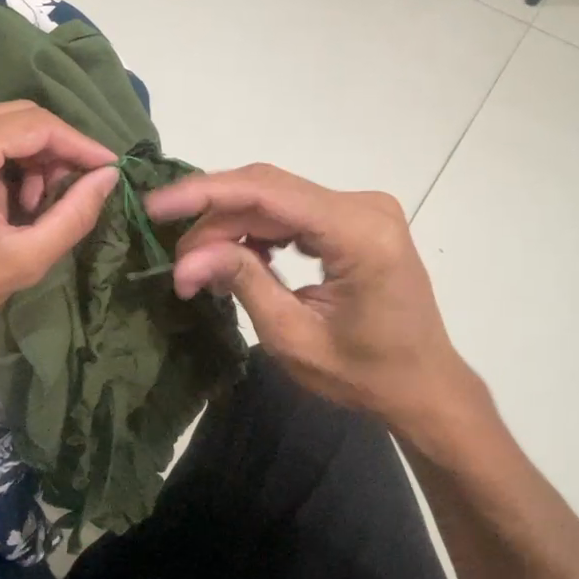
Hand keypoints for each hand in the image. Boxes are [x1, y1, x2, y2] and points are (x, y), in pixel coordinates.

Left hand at [0, 102, 119, 341]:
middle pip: (20, 117)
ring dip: (31, 158)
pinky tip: (10, 201)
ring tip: (35, 206)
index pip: (35, 125)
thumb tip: (109, 176)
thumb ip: (72, 216)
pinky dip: (6, 161)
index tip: (111, 168)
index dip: (79, 144)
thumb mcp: (22, 260)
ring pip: (3, 124)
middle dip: (55, 151)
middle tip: (74, 191)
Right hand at [145, 164, 490, 441]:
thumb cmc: (364, 374)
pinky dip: (253, 231)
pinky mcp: (353, 219)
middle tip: (176, 262)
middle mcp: (363, 206)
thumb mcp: (293, 336)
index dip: (204, 194)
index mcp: (359, 234)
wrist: (424, 387)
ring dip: (228, 228)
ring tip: (196, 269)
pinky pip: (289, 211)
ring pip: (272, 199)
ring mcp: (361, 209)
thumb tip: (185, 258)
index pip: (266, 193)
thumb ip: (243, 282)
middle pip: (265, 192)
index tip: (155, 207)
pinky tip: (233, 259)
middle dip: (211, 220)